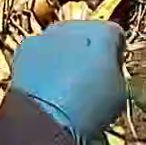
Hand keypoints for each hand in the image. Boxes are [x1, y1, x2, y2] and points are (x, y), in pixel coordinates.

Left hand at [10, 21, 125, 144]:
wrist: (47, 118)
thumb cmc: (90, 107)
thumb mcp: (119, 93)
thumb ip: (116, 72)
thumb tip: (107, 70)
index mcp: (103, 32)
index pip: (115, 35)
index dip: (114, 54)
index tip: (111, 72)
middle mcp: (75, 26)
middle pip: (86, 34)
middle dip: (88, 51)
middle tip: (87, 78)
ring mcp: (47, 34)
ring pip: (61, 41)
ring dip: (64, 55)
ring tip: (63, 85)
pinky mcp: (26, 47)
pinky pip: (39, 52)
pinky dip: (42, 63)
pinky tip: (44, 86)